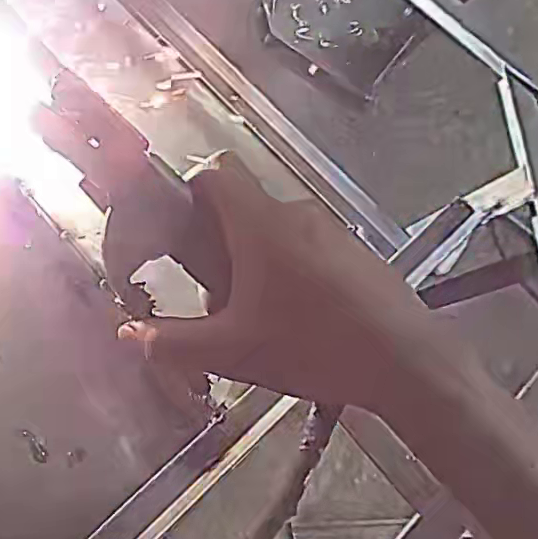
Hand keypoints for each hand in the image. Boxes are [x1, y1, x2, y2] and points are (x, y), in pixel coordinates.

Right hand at [119, 157, 486, 412]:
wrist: (407, 362)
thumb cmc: (316, 346)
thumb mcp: (233, 351)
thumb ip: (173, 341)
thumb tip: (130, 334)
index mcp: (260, 225)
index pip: (212, 175)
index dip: (186, 193)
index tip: (176, 229)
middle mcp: (294, 214)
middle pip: (239, 206)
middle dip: (216, 243)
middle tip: (213, 290)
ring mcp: (328, 230)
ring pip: (271, 228)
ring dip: (251, 259)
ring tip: (254, 312)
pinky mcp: (351, 250)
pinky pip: (302, 243)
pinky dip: (285, 267)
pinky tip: (295, 316)